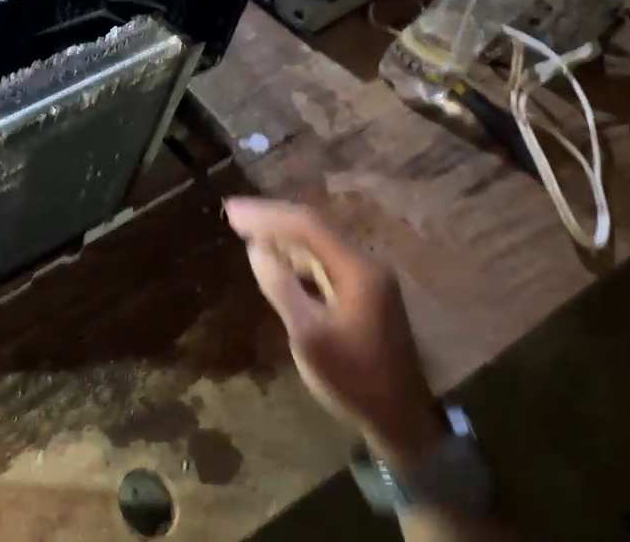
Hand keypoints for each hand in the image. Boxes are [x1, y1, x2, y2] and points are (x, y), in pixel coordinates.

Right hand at [224, 197, 446, 467]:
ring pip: (318, 243)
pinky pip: (323, 260)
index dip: (265, 214)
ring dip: (282, 234)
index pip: (306, 225)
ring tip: (246, 229)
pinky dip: (295, 254)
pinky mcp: (364, 293)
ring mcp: (368, 279)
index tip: (229, 210)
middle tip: (232, 213)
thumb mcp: (308, 336)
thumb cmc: (352, 378)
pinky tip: (275, 257)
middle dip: (271, 217)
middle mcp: (366, 265)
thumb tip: (256, 248)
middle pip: (313, 227)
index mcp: (357, 270)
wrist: (399, 419)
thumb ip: (281, 287)